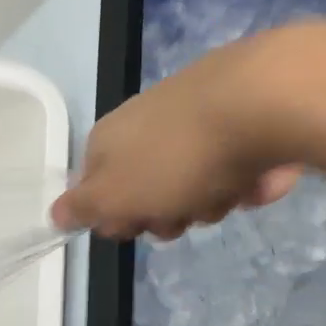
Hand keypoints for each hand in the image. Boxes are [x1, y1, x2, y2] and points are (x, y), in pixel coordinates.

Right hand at [52, 27, 312, 240]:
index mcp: (107, 141)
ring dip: (215, 198)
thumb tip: (55, 215)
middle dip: (171, 212)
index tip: (137, 228)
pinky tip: (265, 177)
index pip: (96, 190)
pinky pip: (243, 158)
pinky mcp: (248, 108)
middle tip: (188, 216)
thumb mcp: (113, 196)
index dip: (117, 218)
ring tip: (234, 192)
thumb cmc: (178, 157)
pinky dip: (252, 176)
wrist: (271, 97)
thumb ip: (81, 209)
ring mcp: (197, 112)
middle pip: (150, 188)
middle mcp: (145, 122)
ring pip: (199, 178)